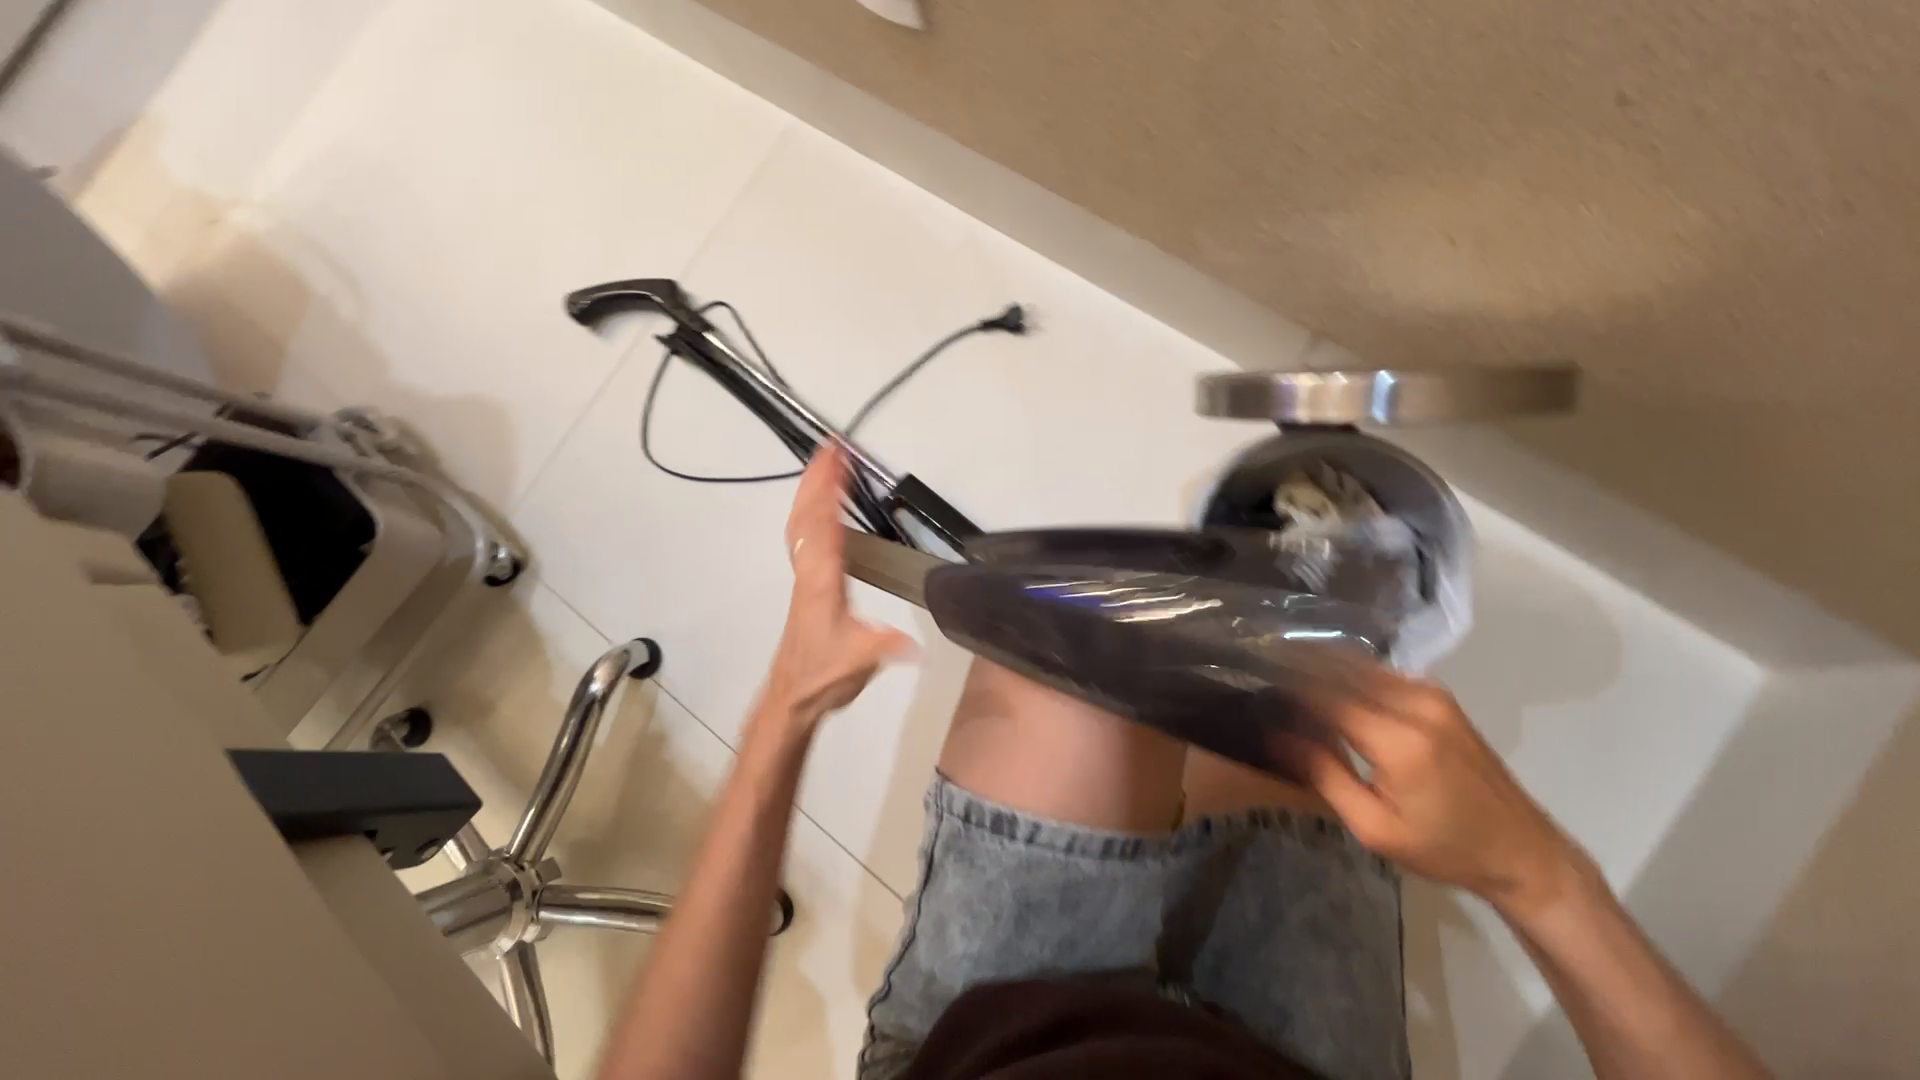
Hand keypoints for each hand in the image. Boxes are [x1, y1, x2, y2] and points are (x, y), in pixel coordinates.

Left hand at [761, 444, 915, 730]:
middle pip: (807, 516)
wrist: (791, 697)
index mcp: (822, 580)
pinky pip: (804, 537)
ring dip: (810, 492)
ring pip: (801, 524)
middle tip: (829, 446)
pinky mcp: (806, 585)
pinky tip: (820, 510)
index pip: (825, 526)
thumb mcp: (858, 662)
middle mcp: (809, 570)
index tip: (839, 459)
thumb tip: (914, 644)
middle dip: (817, 479)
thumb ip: (883, 648)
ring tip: (823, 465)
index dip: (830, 491)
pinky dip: (810, 514)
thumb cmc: (823, 676)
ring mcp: (805, 576)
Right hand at [1286, 674, 1593, 917]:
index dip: (1284, 690)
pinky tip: (1328, 686)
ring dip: (1322, 668)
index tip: (1253, 691)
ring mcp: (1432, 696)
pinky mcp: (1440, 697)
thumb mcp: (1374, 827)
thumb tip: (1277, 735)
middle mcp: (1415, 704)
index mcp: (1397, 740)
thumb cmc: (1443, 848)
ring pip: (1360, 666)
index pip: (1322, 695)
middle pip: (1340, 670)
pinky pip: (1383, 674)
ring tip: (1286, 679)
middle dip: (1298, 671)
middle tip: (1262, 679)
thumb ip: (1324, 775)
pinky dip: (1350, 674)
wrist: (1522, 850)